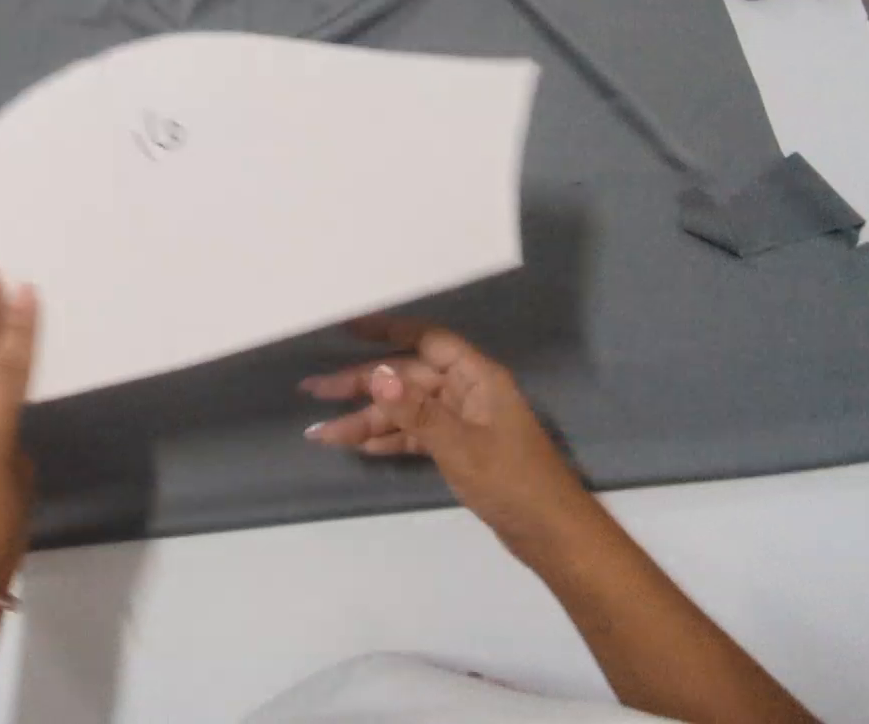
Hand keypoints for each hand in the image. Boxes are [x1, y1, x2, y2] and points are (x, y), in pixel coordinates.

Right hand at [302, 316, 592, 553]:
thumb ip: (414, 410)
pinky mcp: (456, 447)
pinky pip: (413, 434)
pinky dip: (387, 439)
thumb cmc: (514, 483)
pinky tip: (357, 446)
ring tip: (322, 433)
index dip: (386, 330)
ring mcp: (460, 420)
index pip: (424, 339)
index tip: (346, 328)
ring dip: (366, 421)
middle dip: (359, 385)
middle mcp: (465, 391)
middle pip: (404, 378)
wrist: (555, 540)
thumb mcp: (460, 446)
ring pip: (403, 410)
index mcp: (475, 377)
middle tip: (313, 390)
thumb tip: (376, 374)